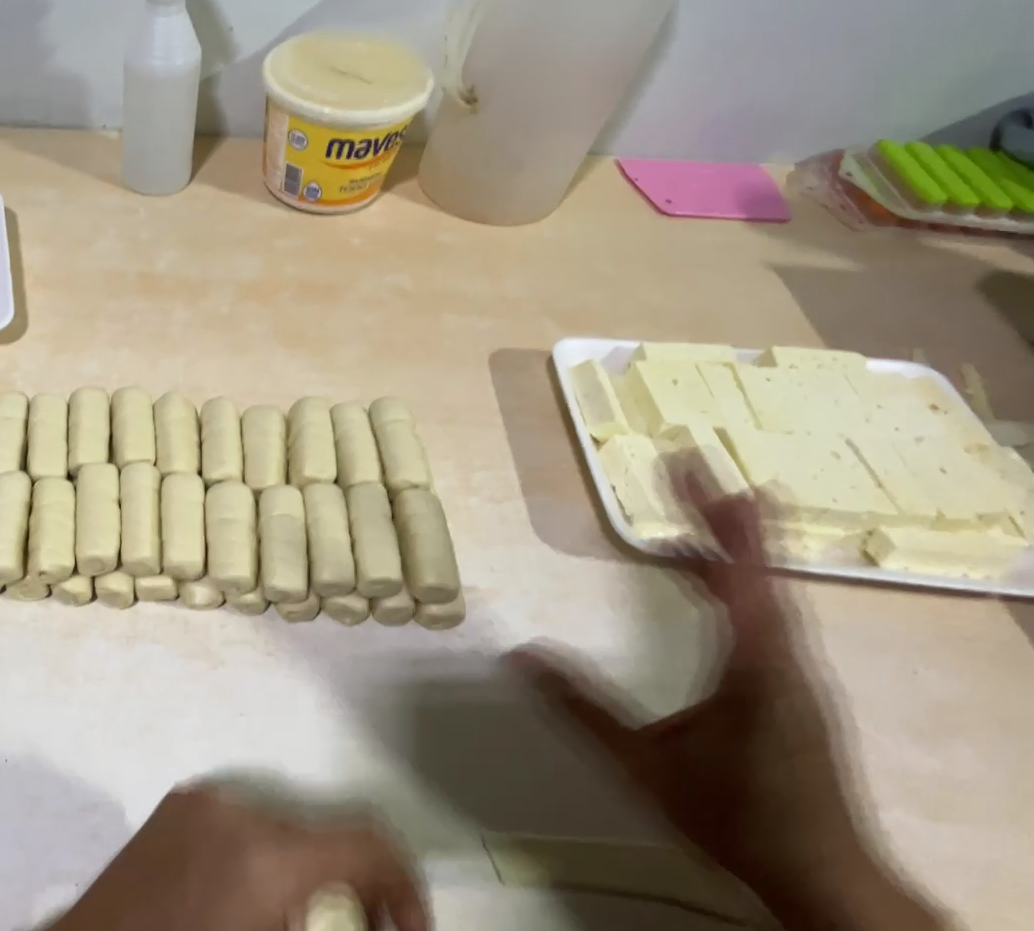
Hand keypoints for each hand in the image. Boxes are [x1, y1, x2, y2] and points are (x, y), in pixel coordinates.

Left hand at [48, 783, 427, 930]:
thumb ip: (329, 923)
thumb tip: (381, 920)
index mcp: (267, 854)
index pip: (367, 841)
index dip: (406, 886)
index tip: (410, 929)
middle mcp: (235, 809)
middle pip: (325, 835)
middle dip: (356, 888)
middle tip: (364, 929)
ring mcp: (199, 801)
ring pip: (285, 829)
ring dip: (310, 874)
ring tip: (305, 921)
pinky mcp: (175, 806)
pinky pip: (243, 826)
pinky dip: (267, 861)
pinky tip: (254, 904)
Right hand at [510, 475, 946, 929]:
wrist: (824, 879)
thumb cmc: (735, 818)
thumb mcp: (643, 764)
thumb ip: (580, 708)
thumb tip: (516, 655)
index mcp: (756, 666)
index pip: (733, 575)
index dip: (710, 518)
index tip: (687, 468)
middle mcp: (786, 657)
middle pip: (756, 569)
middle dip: (721, 514)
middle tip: (689, 463)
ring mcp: (796, 672)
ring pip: (766, 589)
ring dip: (734, 542)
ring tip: (704, 503)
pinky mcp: (794, 687)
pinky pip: (766, 614)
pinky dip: (739, 579)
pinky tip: (712, 578)